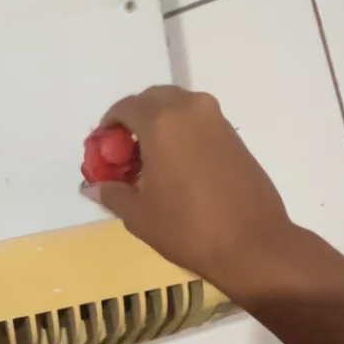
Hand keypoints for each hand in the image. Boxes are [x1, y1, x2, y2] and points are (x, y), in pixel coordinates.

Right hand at [88, 86, 300, 290]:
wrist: (250, 243)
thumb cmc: (186, 228)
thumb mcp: (137, 215)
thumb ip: (111, 193)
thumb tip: (93, 187)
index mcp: (162, 123)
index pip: (125, 107)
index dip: (108, 126)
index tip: (102, 150)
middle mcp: (190, 110)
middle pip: (153, 100)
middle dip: (134, 120)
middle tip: (124, 154)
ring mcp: (216, 120)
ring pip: (178, 108)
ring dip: (158, 126)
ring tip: (149, 163)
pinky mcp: (233, 137)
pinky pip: (197, 123)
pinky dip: (180, 134)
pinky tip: (174, 168)